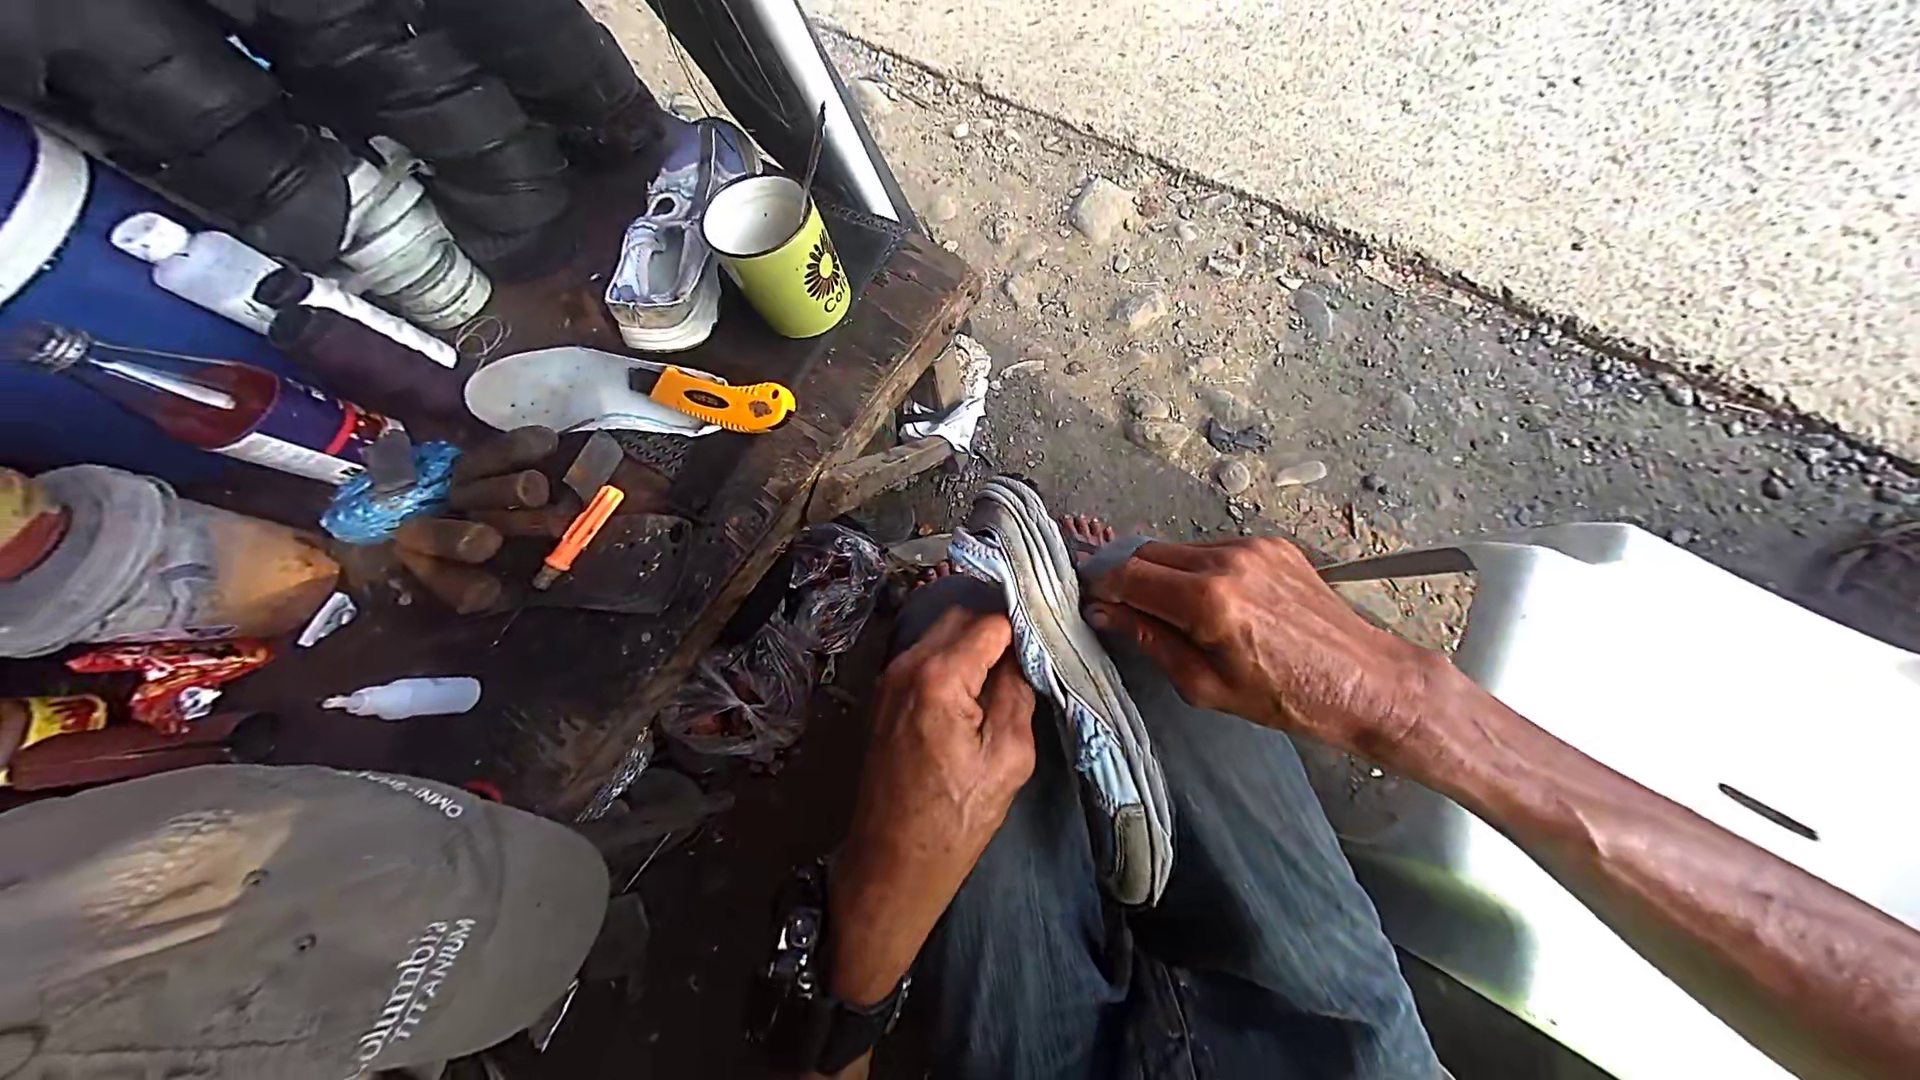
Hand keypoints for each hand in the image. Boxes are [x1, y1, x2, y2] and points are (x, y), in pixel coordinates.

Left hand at [828, 607, 1035, 1004]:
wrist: (892, 861)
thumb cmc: (955, 819)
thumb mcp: (1008, 758)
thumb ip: (1016, 694)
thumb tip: (1020, 657)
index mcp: (939, 678)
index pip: (988, 623)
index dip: (1019, 630)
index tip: (1041, 645)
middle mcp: (906, 665)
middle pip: (960, 618)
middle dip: (994, 631)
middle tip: (1023, 661)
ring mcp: (889, 678)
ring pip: (939, 633)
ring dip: (971, 644)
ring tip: (1000, 677)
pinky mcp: (884, 695)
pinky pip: (923, 656)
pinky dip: (950, 659)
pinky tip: (971, 690)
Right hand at [1085, 537, 1443, 760]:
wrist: (1369, 681)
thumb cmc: (1285, 698)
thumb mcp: (1203, 684)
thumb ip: (1148, 639)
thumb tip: (1103, 613)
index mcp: (1208, 601)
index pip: (1128, 574)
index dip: (1100, 585)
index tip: (1089, 600)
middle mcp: (1226, 560)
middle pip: (1146, 551)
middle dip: (1126, 576)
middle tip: (1120, 606)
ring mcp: (1251, 546)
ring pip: (1177, 548)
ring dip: (1160, 572)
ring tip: (1170, 609)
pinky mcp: (1271, 544)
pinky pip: (1211, 549)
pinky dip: (1195, 569)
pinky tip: (1211, 600)